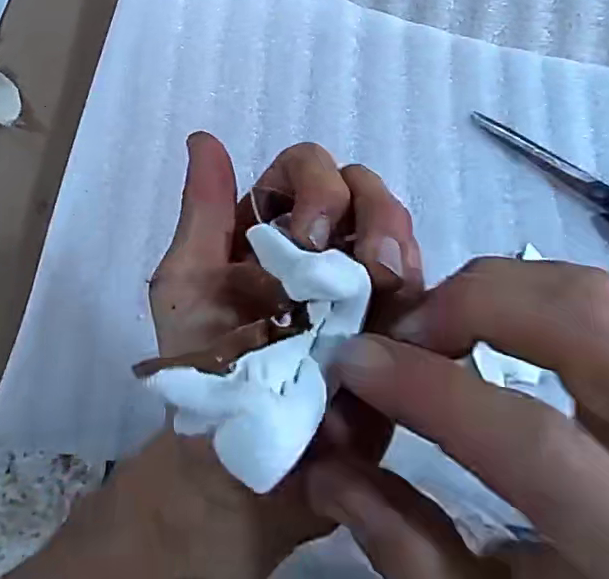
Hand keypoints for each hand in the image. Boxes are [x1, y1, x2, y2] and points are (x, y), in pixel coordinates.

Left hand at [12, 135, 423, 578]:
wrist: (241, 472)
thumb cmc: (204, 372)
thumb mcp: (186, 287)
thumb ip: (199, 213)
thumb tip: (203, 136)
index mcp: (274, 223)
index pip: (307, 167)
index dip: (316, 182)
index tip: (308, 237)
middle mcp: (325, 242)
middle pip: (363, 187)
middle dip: (369, 209)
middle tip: (360, 262)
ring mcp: (365, 282)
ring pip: (398, 229)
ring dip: (398, 243)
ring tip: (387, 283)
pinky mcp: (397, 327)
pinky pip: (423, 289)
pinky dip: (419, 290)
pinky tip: (408, 312)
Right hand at [308, 257, 608, 578]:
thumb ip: (415, 553)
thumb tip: (329, 466)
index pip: (541, 445)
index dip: (436, 391)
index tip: (358, 362)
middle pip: (589, 323)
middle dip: (475, 302)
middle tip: (403, 331)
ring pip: (600, 295)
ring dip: (503, 286)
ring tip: (436, 324)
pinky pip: (608, 307)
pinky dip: (532, 294)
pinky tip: (487, 325)